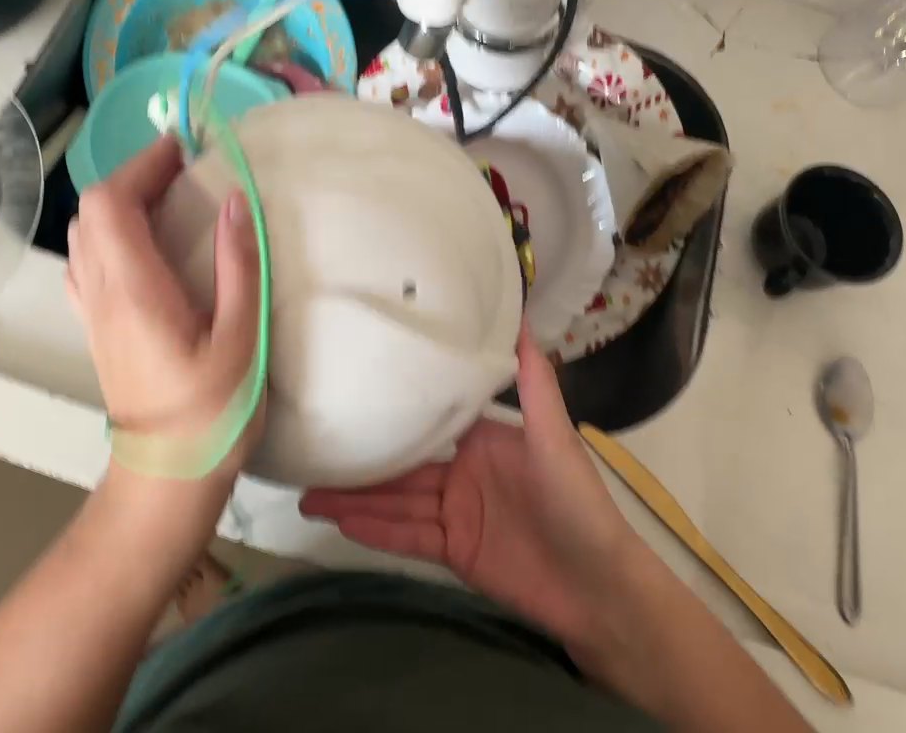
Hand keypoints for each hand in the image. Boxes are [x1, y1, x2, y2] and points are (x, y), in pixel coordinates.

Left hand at [65, 137, 262, 487]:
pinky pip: (87, 262)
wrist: (166, 476)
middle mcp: (102, 293)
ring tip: (170, 201)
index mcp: (136, 291)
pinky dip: (111, 235)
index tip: (184, 152)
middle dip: (133, 177)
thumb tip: (234, 201)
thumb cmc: (213, 413)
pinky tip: (146, 246)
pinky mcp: (96, 327)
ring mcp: (92, 312)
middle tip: (184, 174)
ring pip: (85, 234)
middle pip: (92, 212)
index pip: (112, 204)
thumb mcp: (242, 340)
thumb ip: (237, 267)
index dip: (141, 165)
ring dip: (121, 204)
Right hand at [299, 333, 635, 652]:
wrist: (598, 587)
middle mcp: (463, 473)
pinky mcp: (453, 552)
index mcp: (483, 440)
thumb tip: (520, 318)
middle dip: (361, 463)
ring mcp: (455, 514)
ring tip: (307, 495)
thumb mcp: (556, 437)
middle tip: (311, 454)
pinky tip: (341, 521)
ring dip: (355, 499)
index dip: (393, 410)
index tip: (352, 393)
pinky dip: (376, 531)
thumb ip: (534, 383)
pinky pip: (408, 538)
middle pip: (403, 466)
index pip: (429, 421)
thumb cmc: (578, 502)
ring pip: (397, 503)